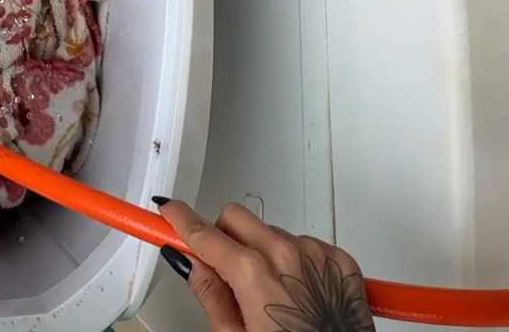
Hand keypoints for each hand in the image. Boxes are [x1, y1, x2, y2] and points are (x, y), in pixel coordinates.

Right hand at [157, 200, 374, 331]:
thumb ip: (212, 297)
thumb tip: (192, 264)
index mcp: (255, 276)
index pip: (204, 234)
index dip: (180, 219)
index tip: (167, 210)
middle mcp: (286, 255)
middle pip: (235, 218)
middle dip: (222, 235)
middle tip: (224, 271)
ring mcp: (316, 255)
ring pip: (268, 230)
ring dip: (260, 250)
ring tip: (271, 294)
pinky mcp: (340, 260)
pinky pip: (302, 241)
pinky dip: (293, 259)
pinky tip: (299, 292)